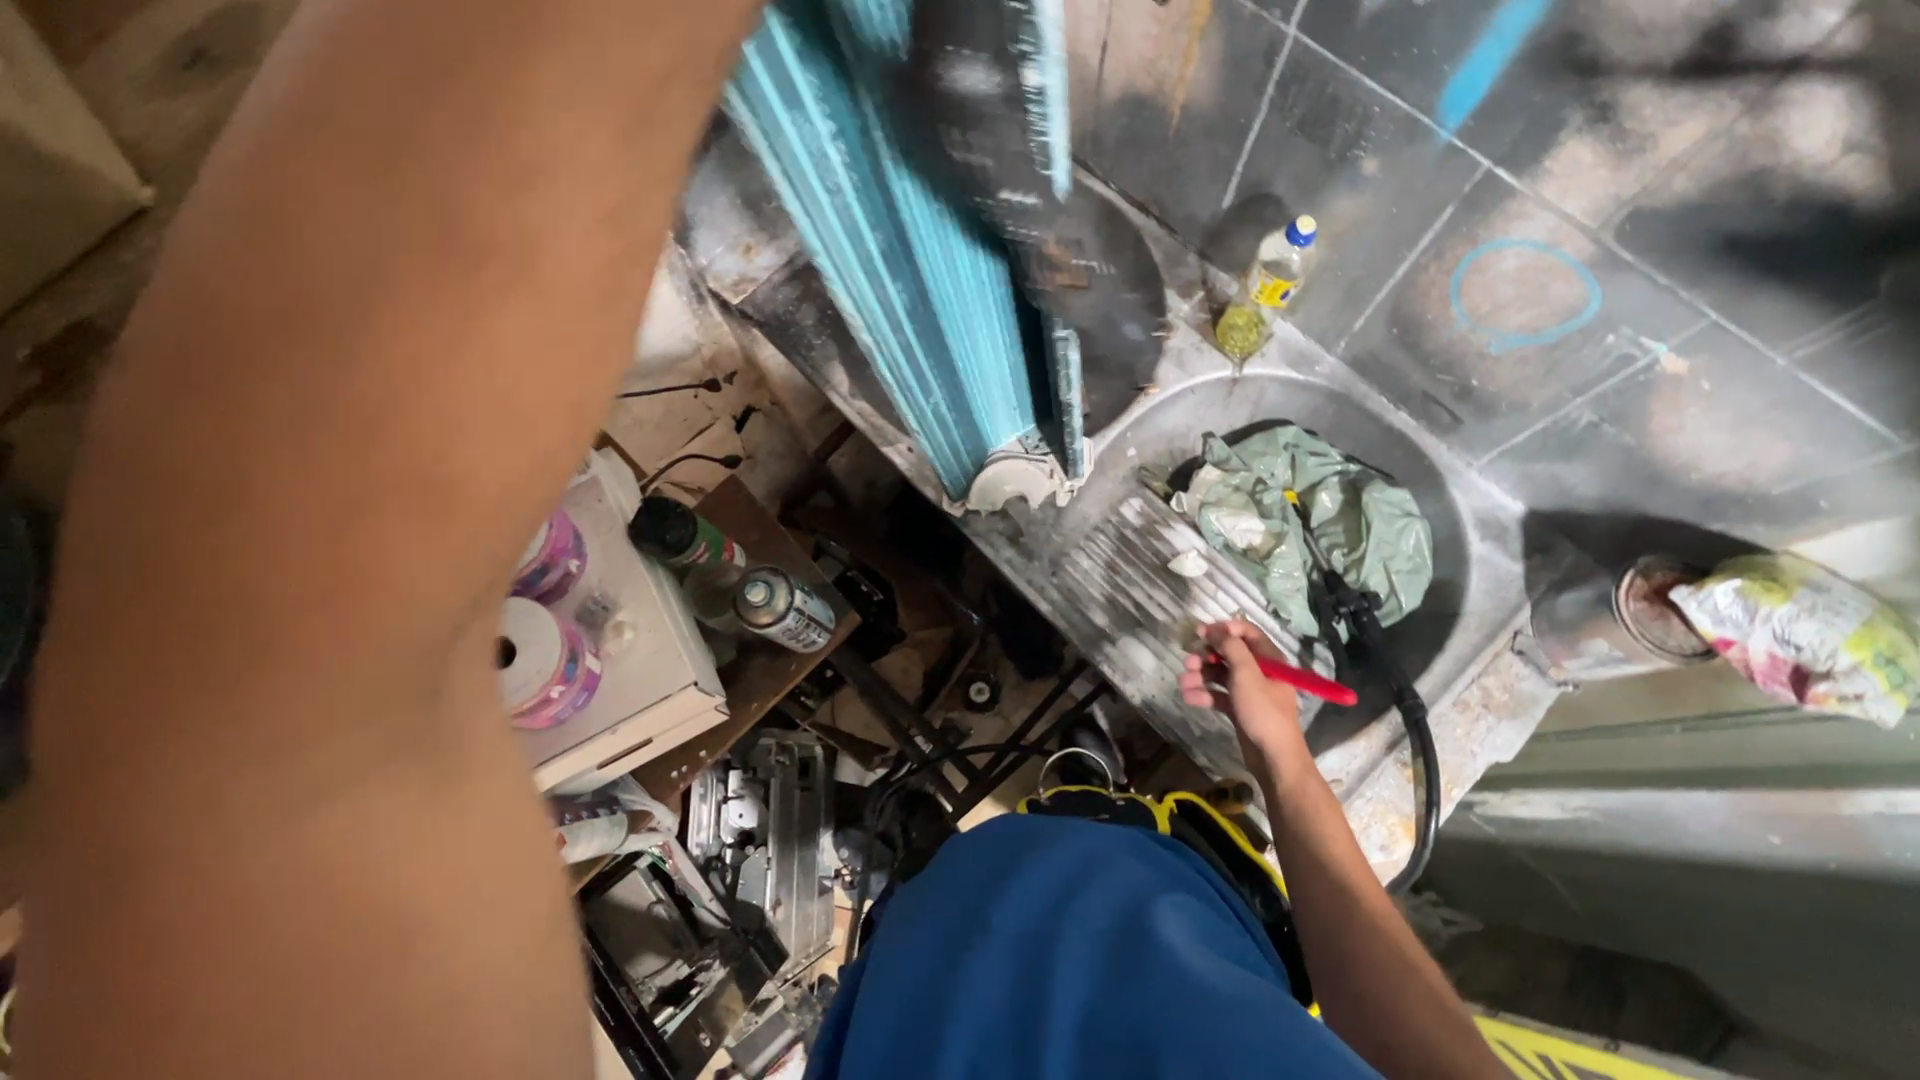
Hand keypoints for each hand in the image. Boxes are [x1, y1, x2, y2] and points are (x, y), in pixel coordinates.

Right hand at [1180, 620, 1306, 768]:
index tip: (1200, 633)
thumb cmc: (1263, 710)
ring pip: (1220, 675)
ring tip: (1183, 683)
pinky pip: (1218, 695)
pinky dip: (1204, 694)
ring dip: (1200, 676)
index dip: (1223, 629)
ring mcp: (1249, 691)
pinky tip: (1189, 698)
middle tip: (1188, 662)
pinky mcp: (1239, 708)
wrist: (1273, 755)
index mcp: (1269, 658)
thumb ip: (1230, 647)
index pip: (1246, 632)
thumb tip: (1214, 630)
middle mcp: (1259, 671)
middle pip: (1228, 654)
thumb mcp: (1246, 673)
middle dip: (1206, 656)